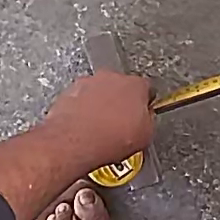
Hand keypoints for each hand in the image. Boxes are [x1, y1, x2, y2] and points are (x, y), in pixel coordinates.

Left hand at [39, 70, 153, 168]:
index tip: (142, 113)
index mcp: (135, 85)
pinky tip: (85, 127)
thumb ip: (149, 120)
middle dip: (121, 102)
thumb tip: (147, 120)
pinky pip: (81, 99)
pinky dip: (83, 109)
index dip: (145, 103)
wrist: (76, 142)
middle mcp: (112, 78)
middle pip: (121, 87)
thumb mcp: (145, 135)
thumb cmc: (109, 138)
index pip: (146, 88)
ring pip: (99, 91)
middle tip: (120, 123)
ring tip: (100, 127)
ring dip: (100, 105)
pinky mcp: (69, 92)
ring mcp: (88, 83)